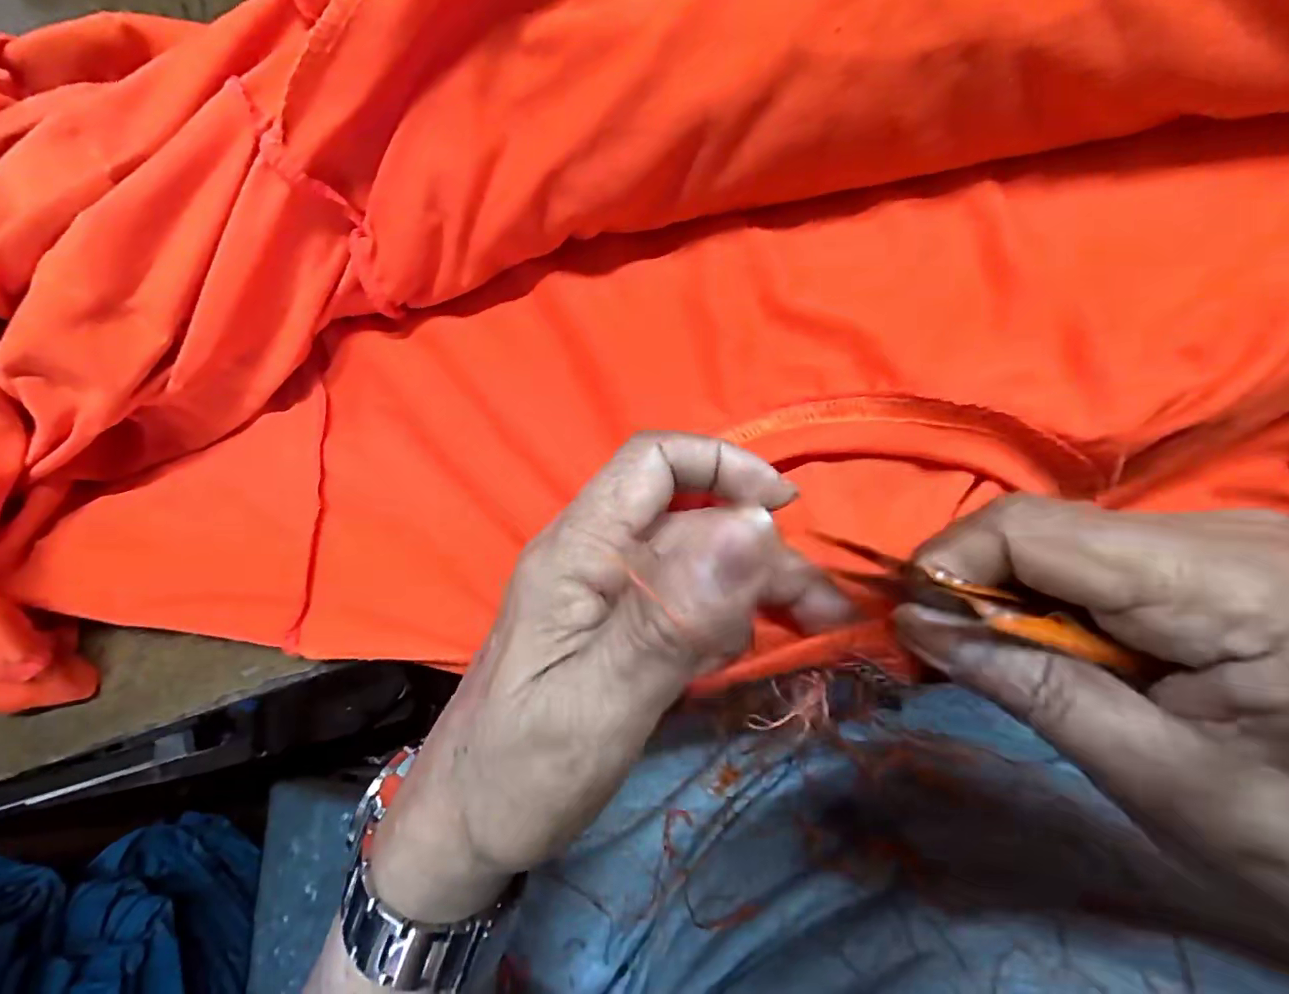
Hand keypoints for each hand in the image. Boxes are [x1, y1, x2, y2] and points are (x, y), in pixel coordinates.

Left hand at [368, 433, 851, 922]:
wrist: (465, 826)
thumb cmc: (518, 773)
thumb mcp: (599, 704)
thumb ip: (671, 619)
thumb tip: (754, 525)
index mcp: (578, 552)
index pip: (653, 461)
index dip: (723, 465)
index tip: (783, 510)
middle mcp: (594, 557)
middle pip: (691, 515)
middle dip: (761, 550)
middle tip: (823, 612)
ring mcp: (607, 592)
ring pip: (698, 558)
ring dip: (758, 586)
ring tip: (816, 629)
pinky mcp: (619, 627)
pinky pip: (687, 599)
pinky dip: (731, 616)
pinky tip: (752, 651)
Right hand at [895, 497, 1288, 992]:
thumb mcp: (1171, 792)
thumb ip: (1035, 688)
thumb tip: (919, 623)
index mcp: (1269, 596)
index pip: (1053, 530)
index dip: (958, 561)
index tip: (913, 617)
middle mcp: (1275, 539)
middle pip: (1070, 532)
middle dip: (995, 588)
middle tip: (958, 654)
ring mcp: (1278, 540)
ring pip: (1095, 542)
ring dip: (1038, 599)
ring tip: (1034, 666)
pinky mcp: (1271, 559)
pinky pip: (1134, 560)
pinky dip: (1086, 603)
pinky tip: (1101, 656)